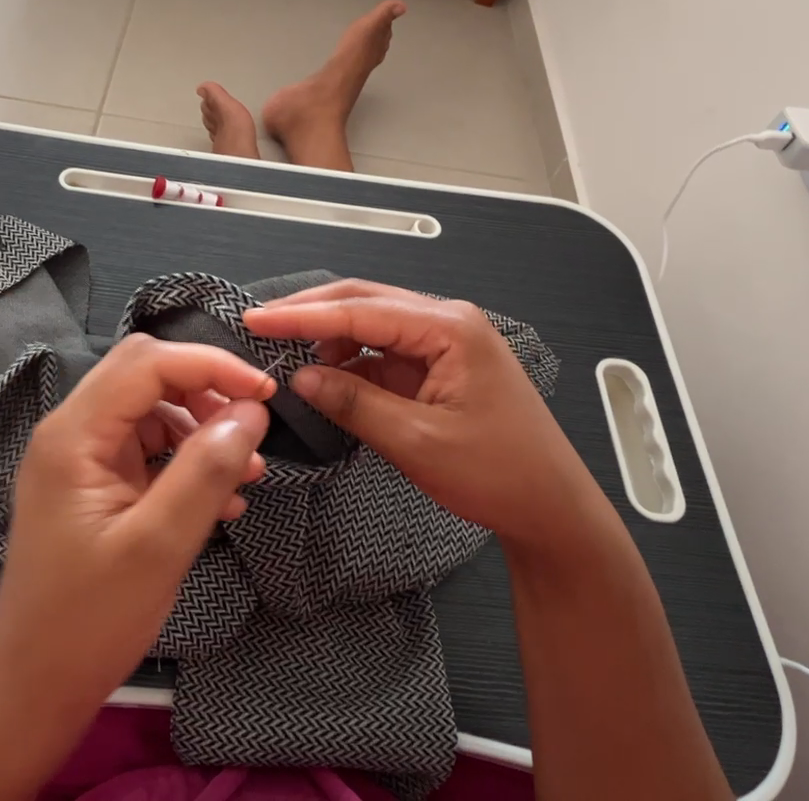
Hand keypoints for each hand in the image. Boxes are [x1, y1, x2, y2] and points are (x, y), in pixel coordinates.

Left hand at [0, 334, 274, 711]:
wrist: (35, 688)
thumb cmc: (90, 620)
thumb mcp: (160, 545)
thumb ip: (207, 471)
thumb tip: (252, 412)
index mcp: (73, 435)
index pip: (147, 363)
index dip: (210, 365)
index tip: (266, 393)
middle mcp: (71, 434)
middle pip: (146, 378)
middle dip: (207, 392)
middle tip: (254, 429)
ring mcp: (80, 461)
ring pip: (152, 413)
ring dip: (202, 431)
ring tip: (247, 474)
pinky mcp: (93, 488)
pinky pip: (148, 453)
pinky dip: (187, 463)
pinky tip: (223, 500)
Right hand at [244, 280, 611, 555]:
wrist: (551, 507)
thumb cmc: (500, 474)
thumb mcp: (416, 441)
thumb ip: (354, 403)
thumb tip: (301, 378)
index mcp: (450, 329)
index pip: (360, 311)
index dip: (302, 315)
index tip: (257, 320)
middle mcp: (448, 323)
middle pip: (365, 303)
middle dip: (311, 314)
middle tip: (261, 325)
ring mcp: (445, 344)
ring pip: (372, 326)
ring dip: (329, 338)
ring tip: (287, 356)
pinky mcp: (439, 367)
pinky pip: (384, 353)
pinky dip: (351, 362)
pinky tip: (325, 376)